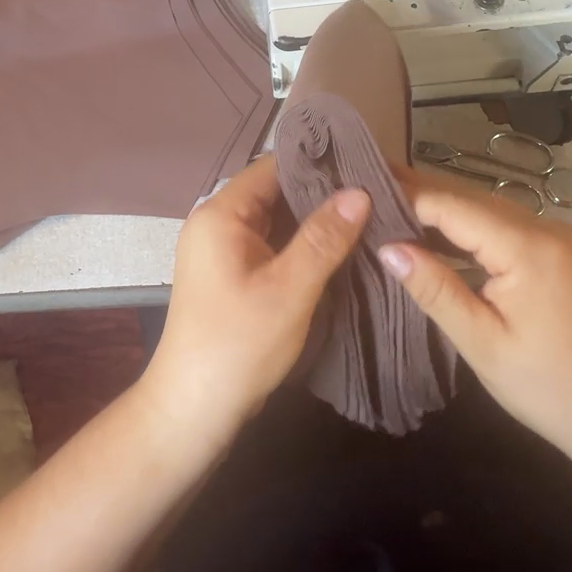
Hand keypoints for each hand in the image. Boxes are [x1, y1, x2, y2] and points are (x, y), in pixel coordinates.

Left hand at [138, 156, 368, 439]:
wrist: (195, 406)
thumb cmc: (238, 344)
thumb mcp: (289, 290)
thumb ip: (323, 238)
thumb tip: (360, 191)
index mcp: (220, 214)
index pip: (273, 167)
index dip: (318, 165)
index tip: (366, 167)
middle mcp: (216, 222)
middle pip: (275, 192)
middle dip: (322, 194)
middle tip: (377, 195)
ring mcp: (222, 250)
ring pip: (276, 220)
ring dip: (314, 221)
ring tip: (368, 217)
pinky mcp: (231, 274)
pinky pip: (271, 245)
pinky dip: (300, 245)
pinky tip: (338, 250)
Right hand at [376, 167, 571, 442]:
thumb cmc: (548, 388)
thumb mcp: (482, 343)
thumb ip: (435, 290)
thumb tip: (386, 247)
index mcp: (527, 249)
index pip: (451, 206)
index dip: (405, 194)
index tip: (359, 183)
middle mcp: (546, 228)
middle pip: (468, 197)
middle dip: (416, 188)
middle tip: (363, 179)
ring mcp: (556, 236)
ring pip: (484, 206)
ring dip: (438, 202)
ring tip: (386, 196)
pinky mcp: (558, 249)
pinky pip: (500, 222)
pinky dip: (463, 221)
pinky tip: (432, 226)